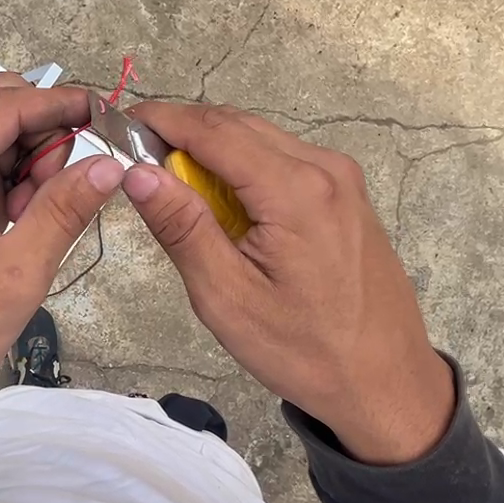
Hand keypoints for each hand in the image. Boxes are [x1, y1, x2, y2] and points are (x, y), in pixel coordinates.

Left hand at [0, 75, 125, 404]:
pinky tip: (30, 214)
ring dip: (36, 154)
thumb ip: (62, 211)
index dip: (56, 102)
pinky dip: (23, 176)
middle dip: (46, 128)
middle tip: (78, 173)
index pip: (1, 109)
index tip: (105, 111)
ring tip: (47, 207)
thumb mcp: (17, 274)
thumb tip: (111, 163)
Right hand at [121, 102, 454, 463]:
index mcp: (295, 190)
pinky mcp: (344, 194)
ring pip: (258, 138)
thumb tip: (137, 172)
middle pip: (236, 125)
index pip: (213, 130)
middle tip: (133, 155)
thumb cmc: (302, 349)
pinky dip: (238, 164)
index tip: (118, 124)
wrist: (385, 382)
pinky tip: (215, 197)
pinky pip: (280, 159)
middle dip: (181, 130)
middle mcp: (325, 167)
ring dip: (208, 146)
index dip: (161, 120)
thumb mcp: (226, 296)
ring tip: (166, 177)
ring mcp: (341, 177)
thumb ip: (182, 226)